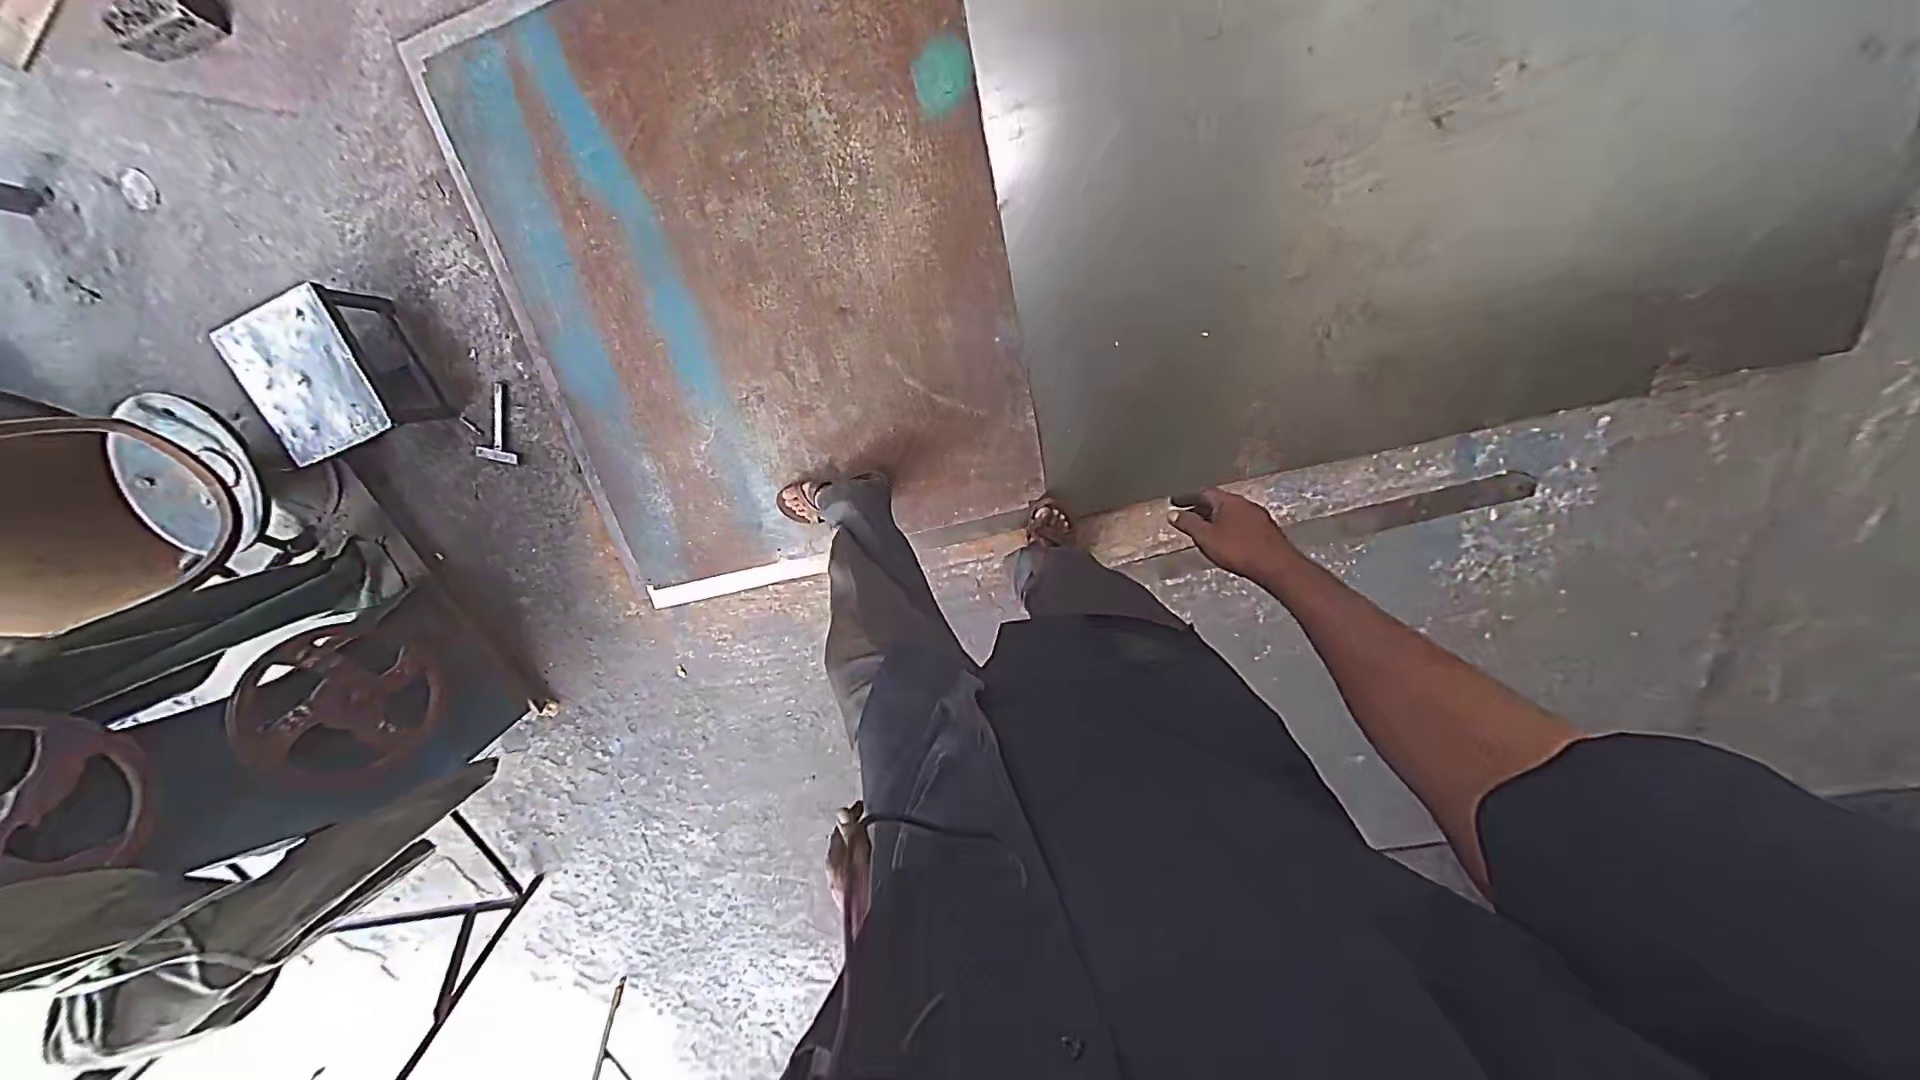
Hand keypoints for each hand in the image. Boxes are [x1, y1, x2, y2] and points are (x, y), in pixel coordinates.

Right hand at [1168, 487, 1300, 580]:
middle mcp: (1245, 504)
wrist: (1276, 565)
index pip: (1203, 493)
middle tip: (1186, 515)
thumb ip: (1188, 524)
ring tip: (1203, 528)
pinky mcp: (1266, 530)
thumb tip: (1172, 514)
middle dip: (1200, 507)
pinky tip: (1225, 538)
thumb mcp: (1205, 537)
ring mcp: (1258, 516)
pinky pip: (1241, 522)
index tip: (1175, 501)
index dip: (1187, 497)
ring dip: (1215, 518)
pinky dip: (1228, 526)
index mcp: (1229, 502)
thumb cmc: (1239, 550)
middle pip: (1217, 501)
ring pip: (1230, 512)